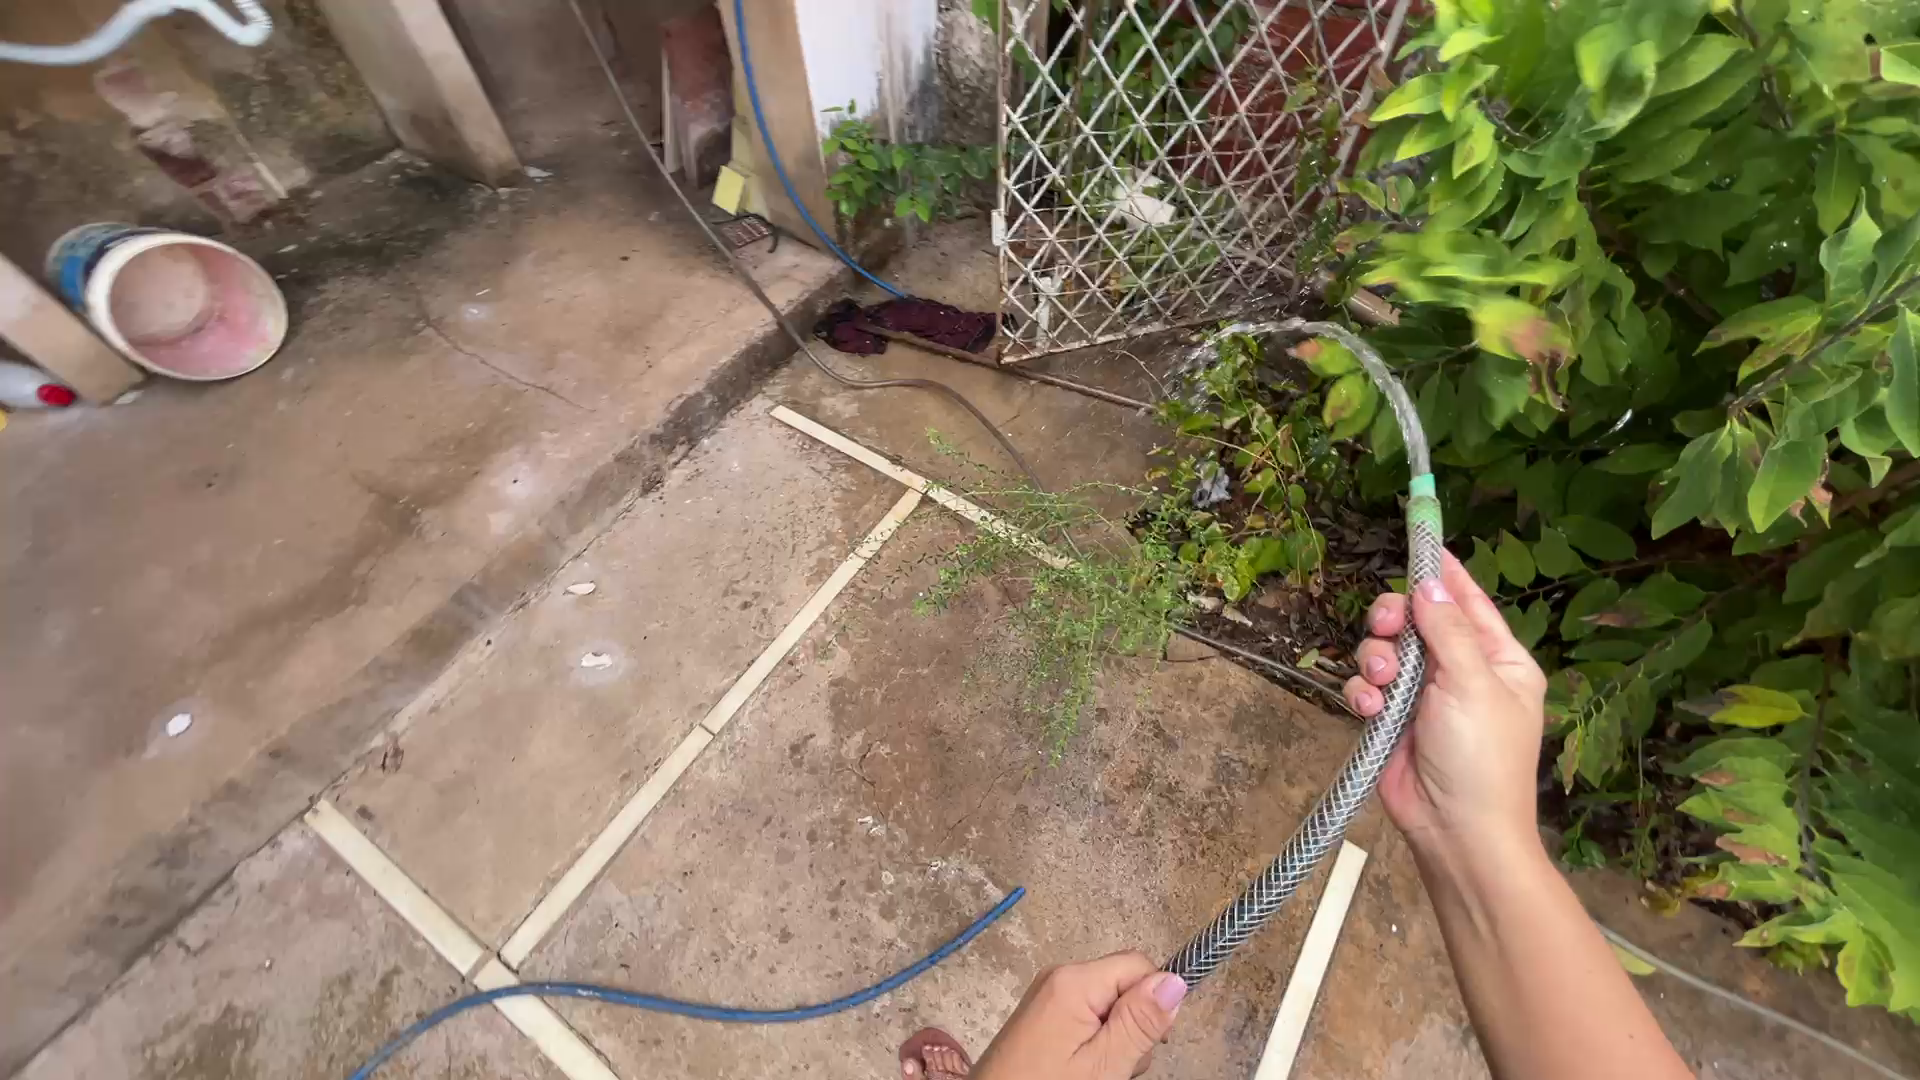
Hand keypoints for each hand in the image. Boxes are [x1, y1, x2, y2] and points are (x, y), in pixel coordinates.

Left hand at [974, 953, 1185, 1079]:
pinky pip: (1087, 1016)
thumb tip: (1177, 978)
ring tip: (1096, 1074)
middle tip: (1116, 1068)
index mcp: (1074, 980)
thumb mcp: (1102, 1067)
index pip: (1138, 965)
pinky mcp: (1043, 1013)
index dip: (1154, 1002)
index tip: (1149, 1045)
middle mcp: (1060, 975)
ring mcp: (1049, 993)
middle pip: (1123, 984)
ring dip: (1115, 1040)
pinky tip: (1082, 1070)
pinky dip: (1095, 1043)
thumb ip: (1138, 1023)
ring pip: (1108, 1004)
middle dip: (1133, 1025)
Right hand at [1342, 550, 1546, 854]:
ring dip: (1374, 661)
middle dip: (1392, 622)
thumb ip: (1446, 629)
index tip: (1419, 539)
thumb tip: (1429, 581)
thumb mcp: (1472, 685)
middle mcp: (1457, 669)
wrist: (1453, 828)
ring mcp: (1420, 692)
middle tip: (1387, 629)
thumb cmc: (1481, 757)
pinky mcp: (1388, 714)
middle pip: (1412, 618)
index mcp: (1497, 659)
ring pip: (1381, 648)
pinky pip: (1364, 684)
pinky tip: (1368, 711)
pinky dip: (1361, 694)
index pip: (1467, 600)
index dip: (1443, 571)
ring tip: (1381, 687)